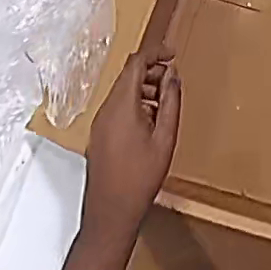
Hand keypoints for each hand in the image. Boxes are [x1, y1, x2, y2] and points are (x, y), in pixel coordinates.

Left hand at [81, 46, 180, 237]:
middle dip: (151, 71)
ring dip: (144, 87)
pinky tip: (150, 119)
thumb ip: (171, 100)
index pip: (135, 64)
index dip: (155, 53)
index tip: (172, 55)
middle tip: (171, 81)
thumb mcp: (165, 137)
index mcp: (121, 107)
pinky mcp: (98, 136)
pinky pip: (116, 107)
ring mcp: (99, 124)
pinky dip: (134, 102)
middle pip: (127, 75)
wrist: (111, 216)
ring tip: (164, 102)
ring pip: (122, 91)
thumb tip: (172, 75)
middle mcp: (106, 111)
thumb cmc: (140, 178)